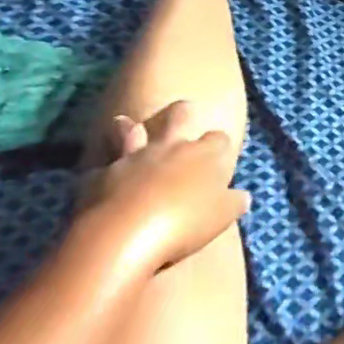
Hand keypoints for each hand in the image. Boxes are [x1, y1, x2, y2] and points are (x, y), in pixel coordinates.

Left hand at [78, 101, 249, 271]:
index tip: (220, 155)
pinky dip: (103, 170)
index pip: (219, 139)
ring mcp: (135, 158)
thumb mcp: (223, 216)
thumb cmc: (185, 223)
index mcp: (204, 154)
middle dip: (182, 112)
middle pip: (179, 117)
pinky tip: (100, 174)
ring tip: (124, 121)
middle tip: (184, 107)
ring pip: (133, 133)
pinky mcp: (103, 175)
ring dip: (129, 128)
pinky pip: (102, 168)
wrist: (126, 236)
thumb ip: (234, 203)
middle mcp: (172, 147)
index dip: (220, 145)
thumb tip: (243, 197)